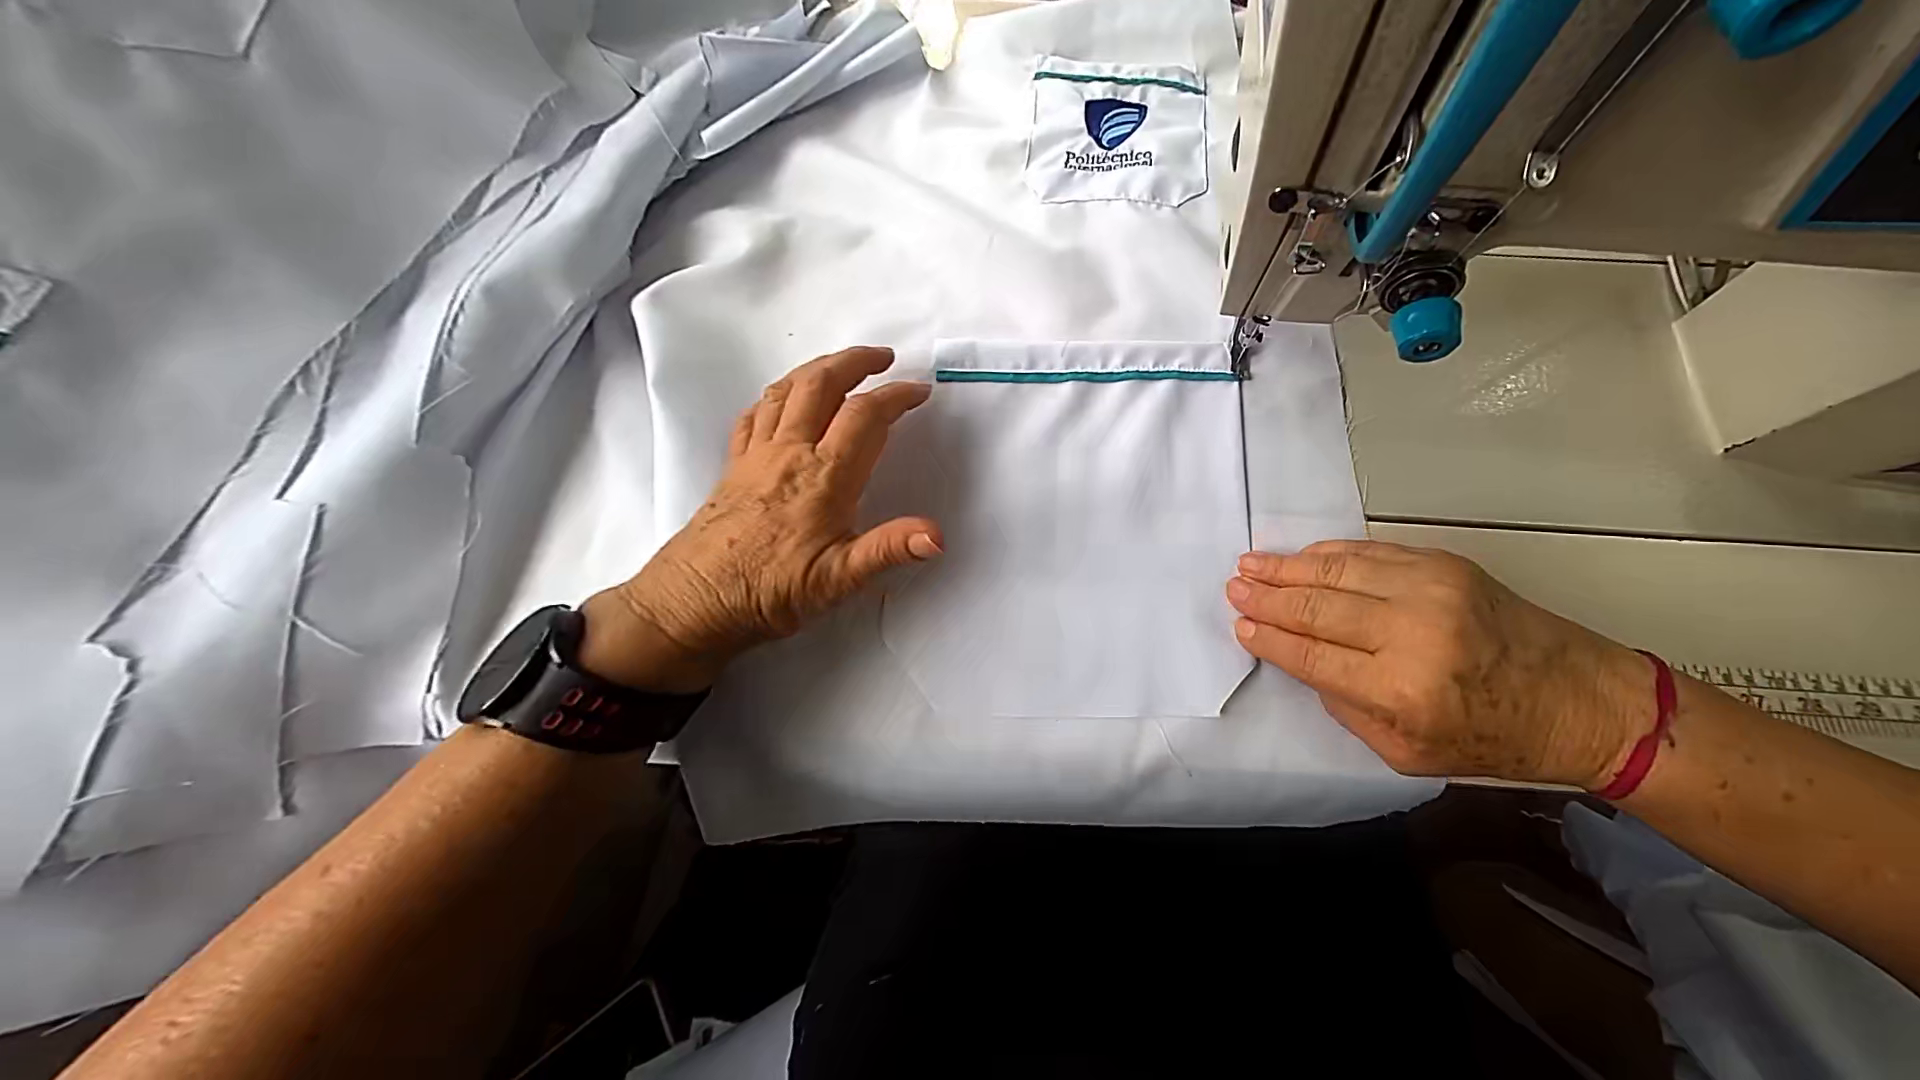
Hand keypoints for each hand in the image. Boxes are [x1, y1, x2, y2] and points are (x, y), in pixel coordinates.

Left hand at [577, 346, 941, 692]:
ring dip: (817, 369)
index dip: (896, 397)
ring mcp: (756, 456)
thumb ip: (888, 550)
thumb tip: (935, 536)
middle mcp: (788, 453)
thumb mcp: (837, 580)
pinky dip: (775, 396)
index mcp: (822, 477)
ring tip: (839, 365)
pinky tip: (783, 400)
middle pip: (821, 384)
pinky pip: (754, 414)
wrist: (695, 602)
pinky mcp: (734, 467)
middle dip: (855, 361)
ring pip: (786, 390)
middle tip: (881, 357)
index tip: (918, 391)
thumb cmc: (767, 592)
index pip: (865, 416)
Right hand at [1226, 540, 1651, 788]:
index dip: (1269, 638)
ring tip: (1250, 564)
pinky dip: (1328, 553)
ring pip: (1336, 571)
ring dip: (1287, 567)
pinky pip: (1370, 551)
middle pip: (1316, 607)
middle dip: (1267, 597)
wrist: (1583, 700)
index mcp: (1401, 689)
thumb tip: (1301, 658)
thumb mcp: (1406, 752)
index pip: (1311, 654)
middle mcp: (1413, 632)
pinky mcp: (1446, 566)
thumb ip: (1345, 705)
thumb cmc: (1492, 738)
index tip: (1240, 625)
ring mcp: (1431, 591)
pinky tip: (1300, 556)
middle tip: (1234, 588)